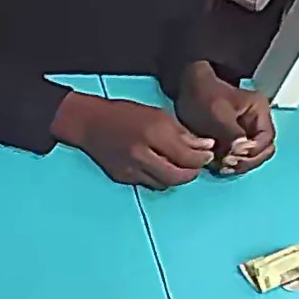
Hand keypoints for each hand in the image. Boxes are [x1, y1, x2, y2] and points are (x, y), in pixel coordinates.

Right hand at [51, 92, 214, 189]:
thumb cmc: (125, 114)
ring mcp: (131, 169)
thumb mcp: (158, 115)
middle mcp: (142, 154)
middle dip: (190, 174)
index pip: (186, 156)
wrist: (90, 124)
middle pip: (176, 176)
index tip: (207, 155)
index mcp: (154, 133)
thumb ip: (182, 133)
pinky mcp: (123, 177)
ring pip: (163, 184)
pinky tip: (159, 167)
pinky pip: (148, 183)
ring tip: (179, 166)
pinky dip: (158, 178)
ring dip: (175, 178)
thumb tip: (204, 147)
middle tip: (196, 166)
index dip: (201, 159)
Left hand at [175, 61, 275, 175]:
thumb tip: (242, 151)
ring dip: (236, 165)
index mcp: (258, 112)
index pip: (267, 140)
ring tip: (219, 164)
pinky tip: (215, 164)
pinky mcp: (231, 144)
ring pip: (250, 159)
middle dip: (246, 162)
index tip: (232, 155)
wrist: (187, 93)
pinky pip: (236, 160)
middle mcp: (255, 125)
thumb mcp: (218, 114)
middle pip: (262, 152)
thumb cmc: (203, 97)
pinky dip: (227, 165)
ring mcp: (243, 135)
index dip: (252, 152)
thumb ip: (231, 133)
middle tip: (225, 163)